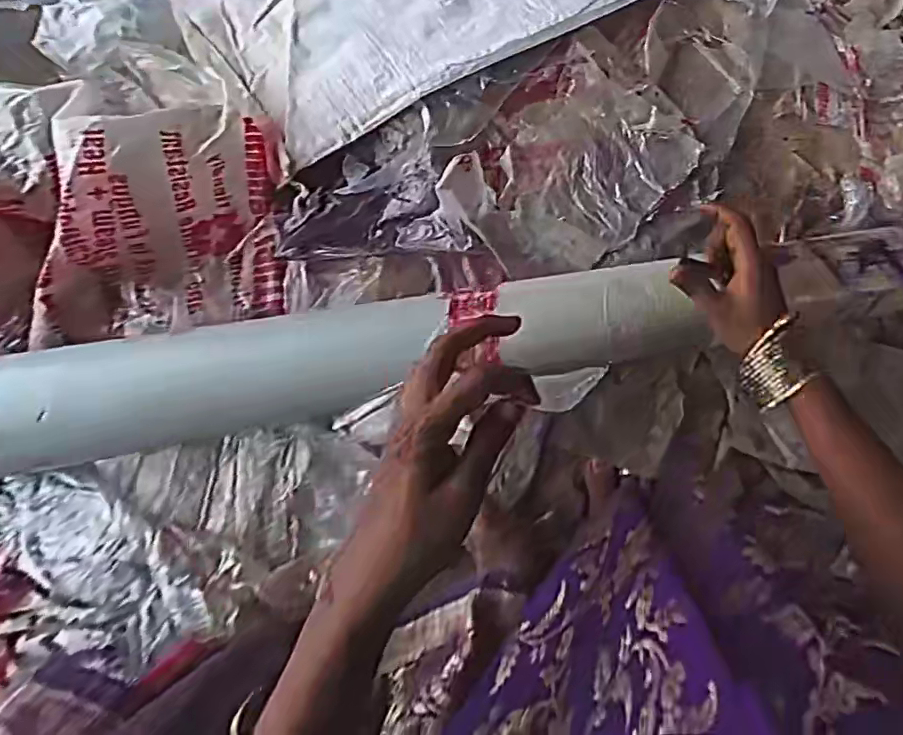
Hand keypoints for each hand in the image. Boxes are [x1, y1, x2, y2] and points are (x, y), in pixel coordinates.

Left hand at [375, 315, 535, 573]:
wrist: (368, 579)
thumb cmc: (418, 542)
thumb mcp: (464, 496)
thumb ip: (489, 442)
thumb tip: (516, 403)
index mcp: (425, 431)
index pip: (474, 382)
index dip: (510, 379)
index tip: (534, 397)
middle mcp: (409, 419)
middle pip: (437, 354)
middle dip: (474, 331)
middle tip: (511, 325)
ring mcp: (402, 426)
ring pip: (427, 367)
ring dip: (459, 347)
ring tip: (493, 344)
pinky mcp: (403, 438)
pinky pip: (427, 387)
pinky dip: (451, 370)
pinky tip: (470, 385)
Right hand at [670, 204, 787, 354]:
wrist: (774, 350)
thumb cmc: (746, 329)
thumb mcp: (715, 308)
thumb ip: (694, 285)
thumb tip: (674, 270)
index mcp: (752, 260)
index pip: (738, 223)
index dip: (720, 211)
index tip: (701, 209)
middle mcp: (761, 259)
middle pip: (737, 232)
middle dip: (716, 241)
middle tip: (707, 266)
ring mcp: (764, 268)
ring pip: (738, 246)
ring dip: (721, 254)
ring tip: (714, 278)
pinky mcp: (762, 278)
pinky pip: (742, 259)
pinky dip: (728, 264)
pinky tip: (721, 283)